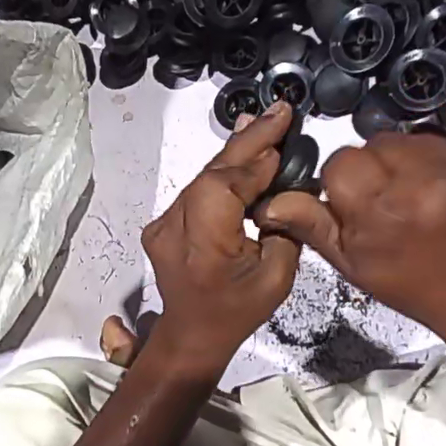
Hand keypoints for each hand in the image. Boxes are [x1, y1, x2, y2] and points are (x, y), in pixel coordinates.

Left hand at [134, 101, 302, 377]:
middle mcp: (174, 230)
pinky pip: (196, 190)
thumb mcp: (277, 278)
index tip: (282, 139)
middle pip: (211, 173)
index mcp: (203, 247)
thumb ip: (283, 229)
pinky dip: (220, 172)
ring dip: (235, 153)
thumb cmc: (236, 312)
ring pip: (203, 178)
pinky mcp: (162, 224)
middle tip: (277, 112)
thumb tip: (283, 189)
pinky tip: (240, 152)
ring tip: (263, 125)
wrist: (193, 333)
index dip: (254, 163)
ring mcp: (163, 225)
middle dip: (247, 142)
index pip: (225, 188)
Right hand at [259, 133, 445, 341]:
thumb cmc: (413, 285)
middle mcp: (424, 182)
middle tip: (389, 203)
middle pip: (377, 143)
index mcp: (383, 209)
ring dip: (408, 163)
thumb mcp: (353, 263)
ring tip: (417, 199)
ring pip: (412, 140)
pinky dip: (440, 166)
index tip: (356, 202)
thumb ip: (313, 225)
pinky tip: (443, 196)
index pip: (342, 161)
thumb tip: (273, 203)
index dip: (342, 181)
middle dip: (375, 168)